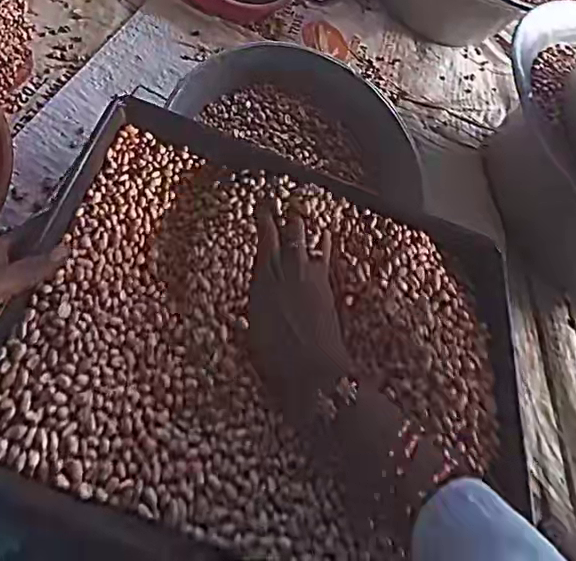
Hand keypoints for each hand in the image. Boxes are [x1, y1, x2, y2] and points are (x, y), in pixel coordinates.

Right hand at [248, 200, 353, 424]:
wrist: (313, 370)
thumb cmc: (276, 357)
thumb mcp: (255, 331)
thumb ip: (255, 308)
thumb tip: (251, 303)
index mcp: (263, 278)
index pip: (265, 239)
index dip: (264, 220)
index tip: (261, 208)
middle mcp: (286, 269)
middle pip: (287, 233)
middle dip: (282, 217)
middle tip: (279, 204)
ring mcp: (308, 274)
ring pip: (305, 239)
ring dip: (301, 226)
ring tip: (298, 215)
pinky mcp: (325, 283)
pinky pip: (323, 253)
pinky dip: (323, 242)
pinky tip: (325, 234)